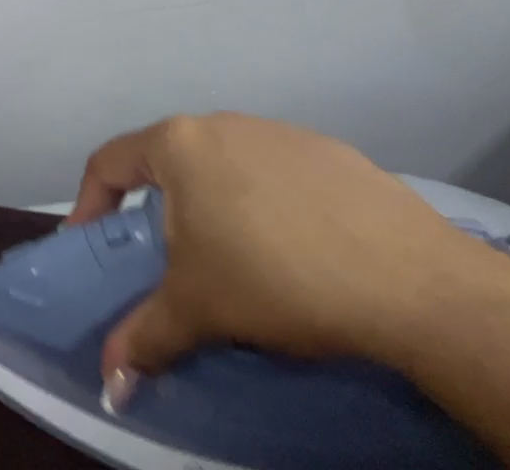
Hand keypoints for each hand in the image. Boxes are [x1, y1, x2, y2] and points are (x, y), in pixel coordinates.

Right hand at [65, 113, 496, 399]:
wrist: (420, 289)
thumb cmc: (276, 280)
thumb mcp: (197, 311)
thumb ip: (143, 338)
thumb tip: (110, 386)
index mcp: (178, 144)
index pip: (108, 164)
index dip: (89, 205)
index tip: (91, 243)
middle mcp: (224, 124)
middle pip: (168, 162)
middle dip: (158, 208)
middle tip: (166, 258)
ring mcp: (285, 134)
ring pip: (226, 166)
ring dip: (216, 205)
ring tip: (236, 257)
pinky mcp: (338, 155)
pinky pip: (282, 177)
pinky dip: (272, 207)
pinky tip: (298, 251)